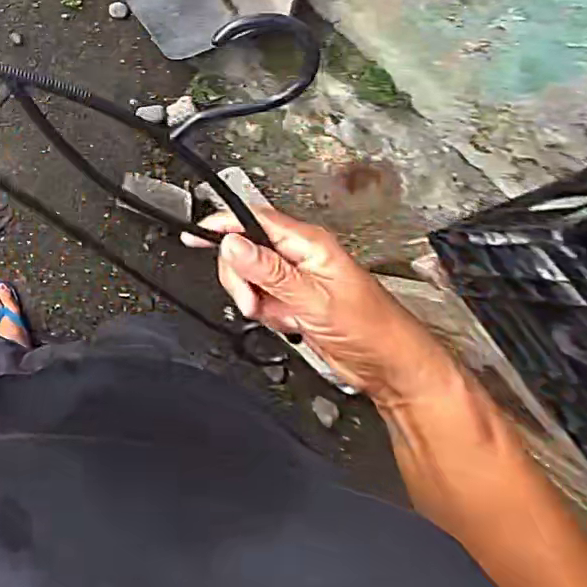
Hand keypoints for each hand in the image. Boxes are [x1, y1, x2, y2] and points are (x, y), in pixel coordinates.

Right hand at [189, 205, 460, 406]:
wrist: (389, 366)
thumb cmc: (371, 328)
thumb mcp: (314, 299)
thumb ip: (270, 270)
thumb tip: (233, 242)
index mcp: (308, 242)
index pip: (255, 220)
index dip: (224, 224)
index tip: (197, 233)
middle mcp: (300, 255)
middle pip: (245, 249)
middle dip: (240, 276)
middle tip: (251, 300)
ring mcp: (296, 278)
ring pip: (250, 276)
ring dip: (253, 298)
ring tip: (273, 314)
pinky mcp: (294, 299)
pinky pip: (262, 298)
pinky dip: (265, 312)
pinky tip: (285, 321)